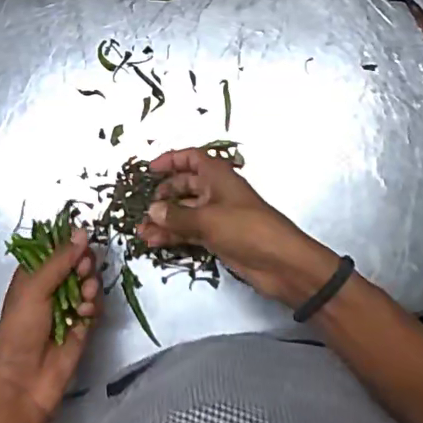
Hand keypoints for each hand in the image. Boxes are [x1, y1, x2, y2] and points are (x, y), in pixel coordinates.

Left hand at [0, 230, 100, 421]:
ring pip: (89, 281)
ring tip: (85, 295)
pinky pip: (95, 305)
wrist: (24, 383)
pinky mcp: (83, 325)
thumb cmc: (19, 330)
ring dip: (90, 283)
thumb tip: (82, 231)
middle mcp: (51, 286)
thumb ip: (60, 260)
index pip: (56, 247)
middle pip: (77, 262)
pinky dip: (94, 304)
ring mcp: (68, 306)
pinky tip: (86, 312)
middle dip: (84, 262)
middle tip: (83, 269)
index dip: (70, 242)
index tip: (80, 241)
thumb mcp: (34, 288)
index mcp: (33, 273)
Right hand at [138, 149, 339, 309]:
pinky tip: (154, 242)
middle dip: (162, 196)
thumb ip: (177, 215)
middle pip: (184, 186)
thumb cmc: (247, 229)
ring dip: (164, 220)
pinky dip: (173, 235)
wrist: (282, 264)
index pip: (191, 158)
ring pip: (184, 212)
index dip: (170, 160)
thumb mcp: (208, 219)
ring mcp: (216, 216)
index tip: (149, 170)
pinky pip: (189, 231)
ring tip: (141, 231)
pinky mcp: (217, 238)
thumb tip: (152, 210)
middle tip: (143, 208)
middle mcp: (215, 192)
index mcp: (218, 175)